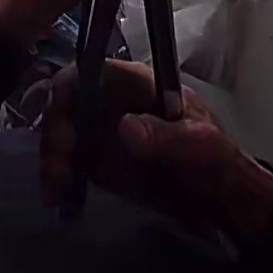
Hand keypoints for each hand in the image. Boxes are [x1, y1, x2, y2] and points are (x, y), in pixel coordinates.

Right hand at [40, 59, 272, 245]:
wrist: (220, 203)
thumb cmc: (215, 159)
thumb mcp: (201, 145)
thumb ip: (166, 135)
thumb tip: (125, 127)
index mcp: (135, 83)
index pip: (93, 69)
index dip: (71, 83)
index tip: (61, 107)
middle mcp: (110, 101)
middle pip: (68, 101)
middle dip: (56, 127)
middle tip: (59, 161)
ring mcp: (101, 131)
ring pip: (61, 131)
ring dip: (52, 155)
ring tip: (56, 187)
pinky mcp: (96, 161)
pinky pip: (67, 162)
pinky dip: (56, 177)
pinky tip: (56, 196)